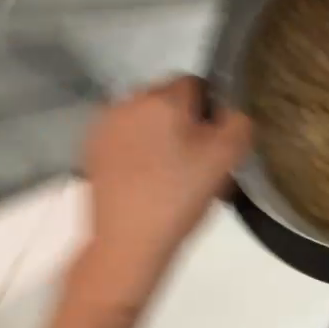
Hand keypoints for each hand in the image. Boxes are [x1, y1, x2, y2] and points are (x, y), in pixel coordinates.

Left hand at [75, 77, 251, 307]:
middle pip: (167, 97)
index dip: (210, 109)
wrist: (126, 244)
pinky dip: (136, 146)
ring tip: (167, 168)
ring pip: (144, 116)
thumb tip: (229, 110)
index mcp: (163, 98)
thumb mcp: (227, 158)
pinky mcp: (90, 149)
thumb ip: (238, 121)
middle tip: (193, 156)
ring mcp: (104, 125)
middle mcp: (129, 101)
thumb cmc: (180, 196)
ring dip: (157, 131)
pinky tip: (144, 176)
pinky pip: (124, 134)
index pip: (196, 83)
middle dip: (182, 118)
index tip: (212, 140)